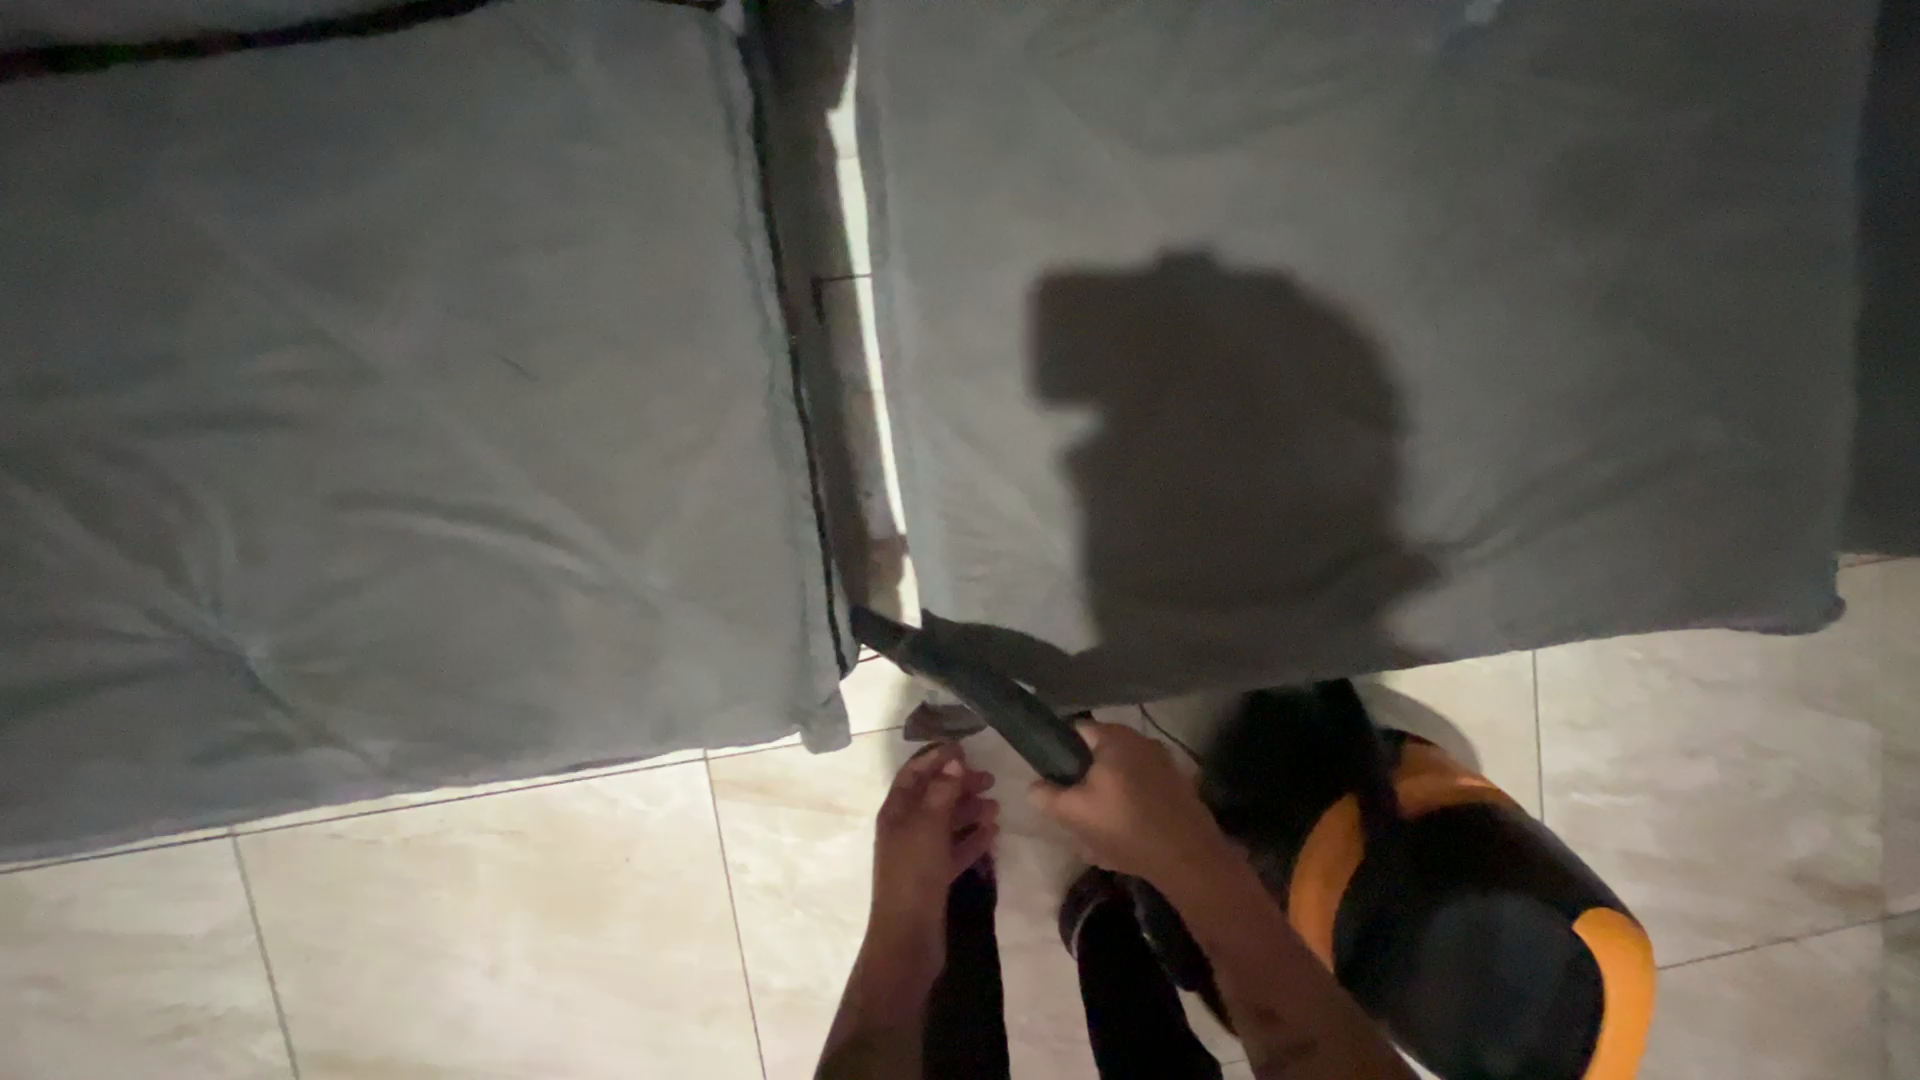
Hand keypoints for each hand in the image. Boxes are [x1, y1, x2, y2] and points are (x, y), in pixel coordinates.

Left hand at [865, 743, 998, 973]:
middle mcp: (905, 828)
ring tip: (995, 807)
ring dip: (969, 811)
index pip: (913, 773)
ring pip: (946, 823)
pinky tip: (993, 833)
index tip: (964, 747)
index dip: (936, 757)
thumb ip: (942, 790)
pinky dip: (972, 839)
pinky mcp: (934, 877)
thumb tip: (954, 759)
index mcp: (895, 812)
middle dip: (959, 784)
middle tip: (989, 778)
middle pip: (933, 796)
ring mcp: (919, 854)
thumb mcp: (928, 825)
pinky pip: (955, 850)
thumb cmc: (914, 874)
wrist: (908, 937)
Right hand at [1027, 721, 1234, 889]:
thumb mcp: (1073, 813)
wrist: (1187, 858)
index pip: (1076, 731)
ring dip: (1111, 791)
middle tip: (1077, 807)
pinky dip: (1134, 801)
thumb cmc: (1124, 826)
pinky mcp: (1181, 784)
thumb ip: (1046, 796)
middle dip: (1087, 776)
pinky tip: (1130, 830)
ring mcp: (1166, 761)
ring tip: (1103, 824)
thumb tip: (1033, 787)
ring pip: (1124, 771)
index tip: (1056, 780)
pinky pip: (1145, 786)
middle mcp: (1142, 739)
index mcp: (1115, 737)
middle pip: (1101, 752)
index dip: (1061, 753)